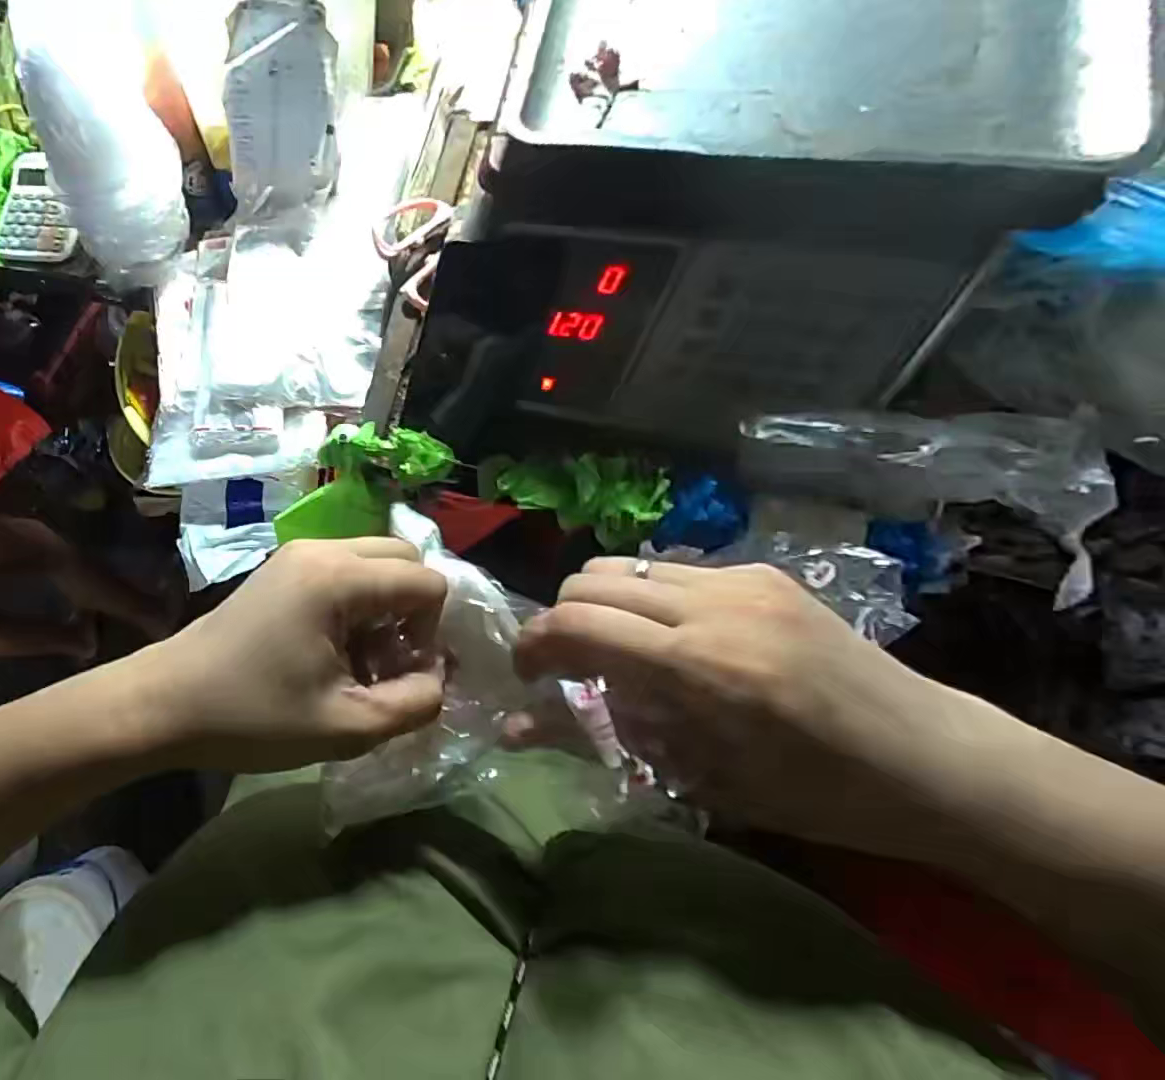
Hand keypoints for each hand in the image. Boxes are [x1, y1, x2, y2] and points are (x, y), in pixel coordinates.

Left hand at [147, 538, 447, 772]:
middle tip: (387, 665)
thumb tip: (437, 677)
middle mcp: (318, 550)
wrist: (166, 703)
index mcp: (337, 576)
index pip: (427, 581)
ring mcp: (293, 555)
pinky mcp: (276, 571)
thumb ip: (415, 702)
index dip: (432, 633)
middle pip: (402, 559)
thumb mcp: (346, 725)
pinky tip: (329, 653)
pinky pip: (338, 573)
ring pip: (371, 564)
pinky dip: (353, 606)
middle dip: (412, 612)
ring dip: (382, 610)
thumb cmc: (252, 716)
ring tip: (358, 665)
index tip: (401, 677)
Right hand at [514, 558, 1029, 855]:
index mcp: (701, 666)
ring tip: (616, 648)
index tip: (528, 675)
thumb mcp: (691, 776)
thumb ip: (592, 739)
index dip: (532, 644)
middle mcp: (716, 606)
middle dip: (559, 623)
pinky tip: (668, 638)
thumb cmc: (815, 792)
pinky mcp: (762, 571)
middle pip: (584, 583)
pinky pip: (666, 571)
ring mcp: (743, 580)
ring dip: (596, 605)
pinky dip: (641, 600)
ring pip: (619, 567)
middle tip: (571, 668)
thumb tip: (509, 730)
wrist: (943, 762)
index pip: (573, 623)